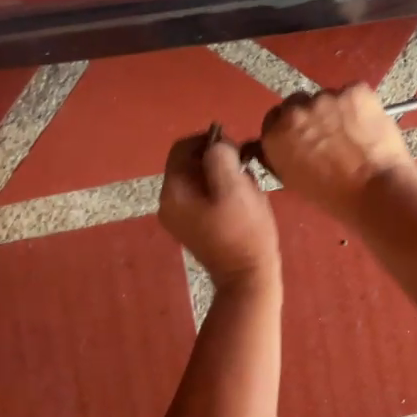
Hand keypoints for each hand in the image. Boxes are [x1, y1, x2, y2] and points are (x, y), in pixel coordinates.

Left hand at [158, 132, 278, 286]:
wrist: (247, 276)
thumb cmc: (244, 230)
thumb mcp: (235, 187)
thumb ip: (220, 156)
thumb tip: (217, 143)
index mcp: (173, 191)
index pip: (183, 147)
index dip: (209, 140)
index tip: (236, 150)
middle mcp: (168, 202)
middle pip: (189, 162)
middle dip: (217, 159)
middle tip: (244, 169)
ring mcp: (179, 216)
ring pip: (198, 178)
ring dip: (221, 175)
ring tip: (244, 186)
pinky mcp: (192, 226)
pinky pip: (203, 195)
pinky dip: (220, 190)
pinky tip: (240, 201)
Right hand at [258, 85, 416, 223]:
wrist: (376, 189)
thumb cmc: (335, 196)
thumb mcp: (294, 181)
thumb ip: (285, 155)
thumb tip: (288, 145)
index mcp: (275, 135)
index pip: (275, 118)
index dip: (292, 127)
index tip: (305, 136)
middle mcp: (295, 111)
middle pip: (299, 103)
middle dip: (312, 116)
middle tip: (331, 135)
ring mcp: (325, 97)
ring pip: (329, 98)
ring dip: (338, 111)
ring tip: (356, 133)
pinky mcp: (354, 91)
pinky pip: (354, 93)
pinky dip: (361, 105)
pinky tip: (369, 125)